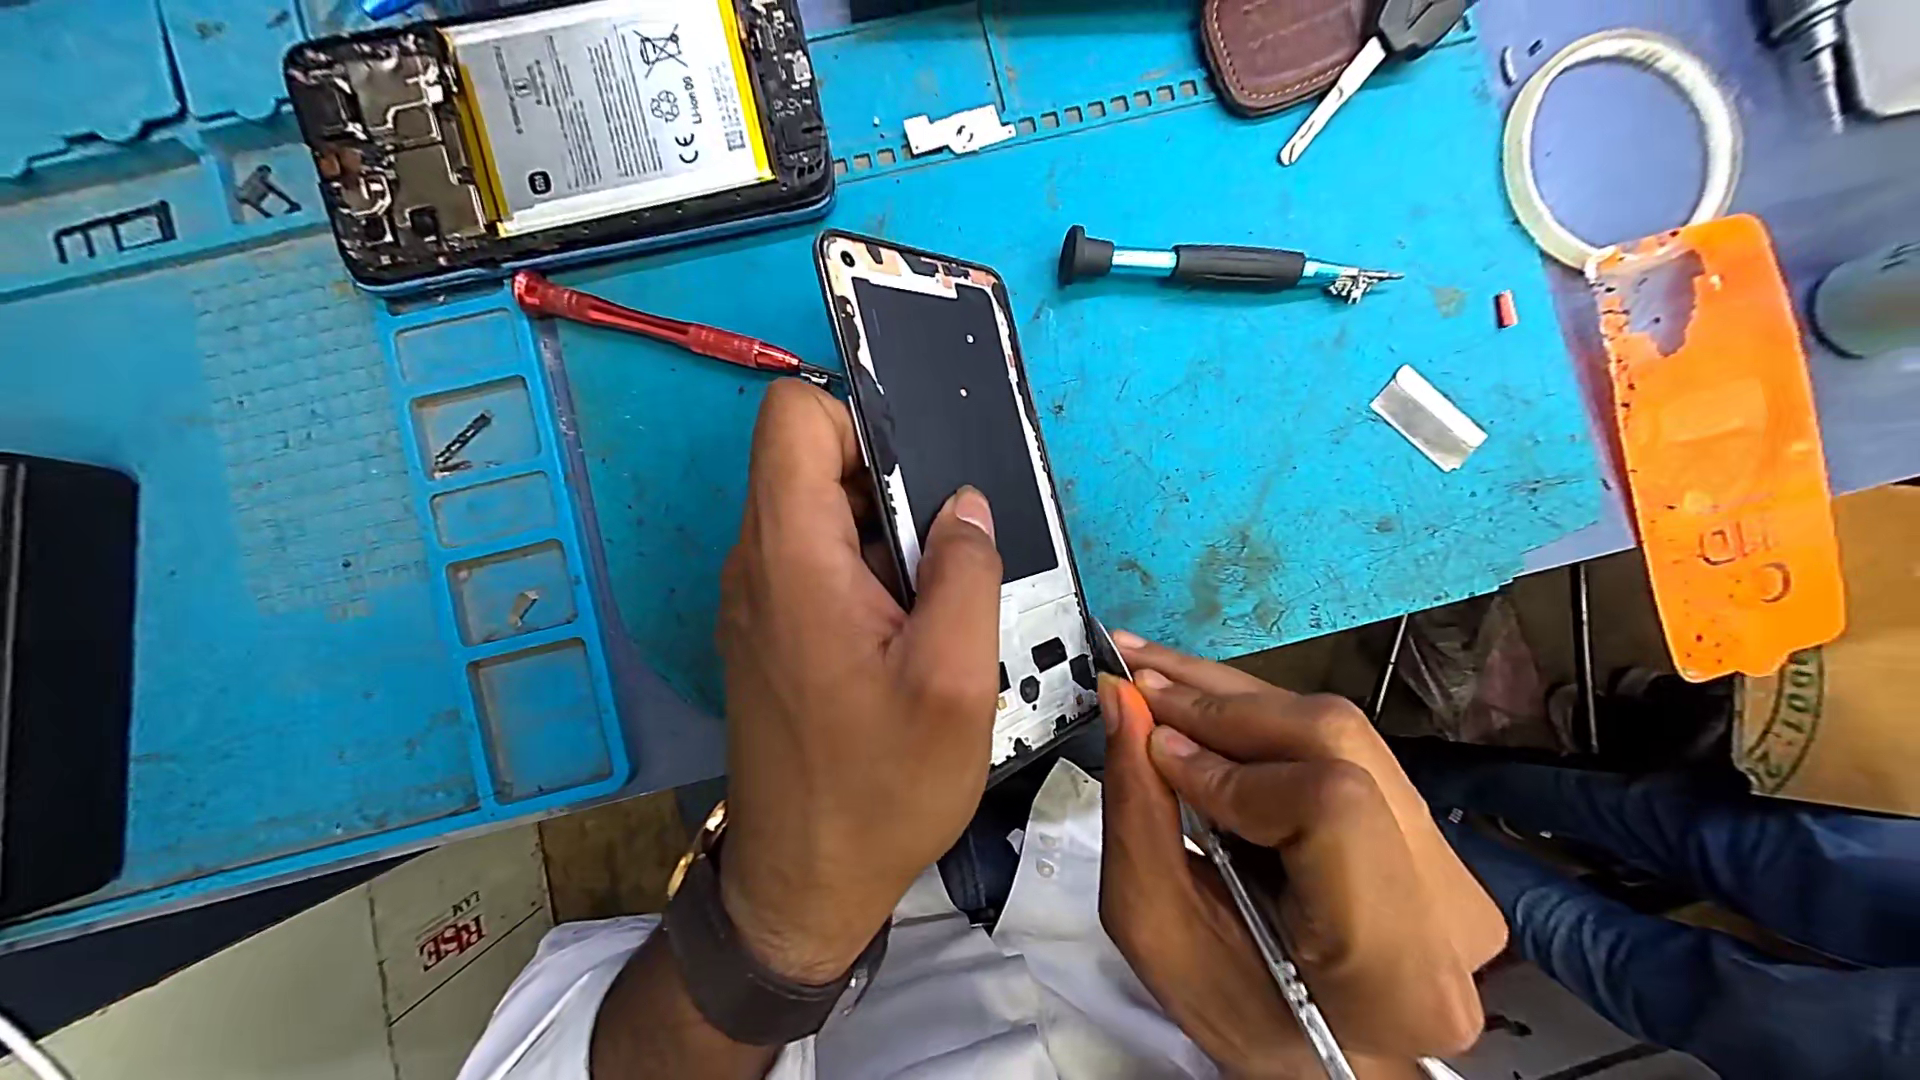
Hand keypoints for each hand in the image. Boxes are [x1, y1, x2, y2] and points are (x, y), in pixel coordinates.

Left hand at [715, 380, 1003, 982]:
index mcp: (792, 557)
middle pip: (811, 460)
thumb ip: (965, 574)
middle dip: (887, 479)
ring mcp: (757, 597)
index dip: (859, 419)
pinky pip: (816, 559)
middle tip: (948, 543)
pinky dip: (866, 564)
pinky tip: (910, 620)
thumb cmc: (881, 786)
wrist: (805, 883)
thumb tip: (963, 505)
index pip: (794, 416)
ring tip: (937, 587)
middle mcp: (757, 563)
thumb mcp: (955, 680)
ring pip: (819, 510)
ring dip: (883, 528)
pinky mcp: (770, 628)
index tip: (918, 473)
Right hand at [1099, 636, 1506, 1074]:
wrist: (1308, 1039)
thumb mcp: (1153, 923)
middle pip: (1333, 739)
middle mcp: (1448, 901)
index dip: (1230, 768)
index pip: (1328, 805)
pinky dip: (1252, 713)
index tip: (1154, 751)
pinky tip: (1197, 701)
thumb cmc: (1228, 1005)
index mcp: (1394, 965)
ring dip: (1228, 695)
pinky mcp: (1423, 821)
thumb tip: (1123, 698)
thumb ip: (1136, 807)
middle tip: (1136, 682)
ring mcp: (1447, 855)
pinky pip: (1332, 738)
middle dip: (1217, 703)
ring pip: (1332, 723)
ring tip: (1155, 679)